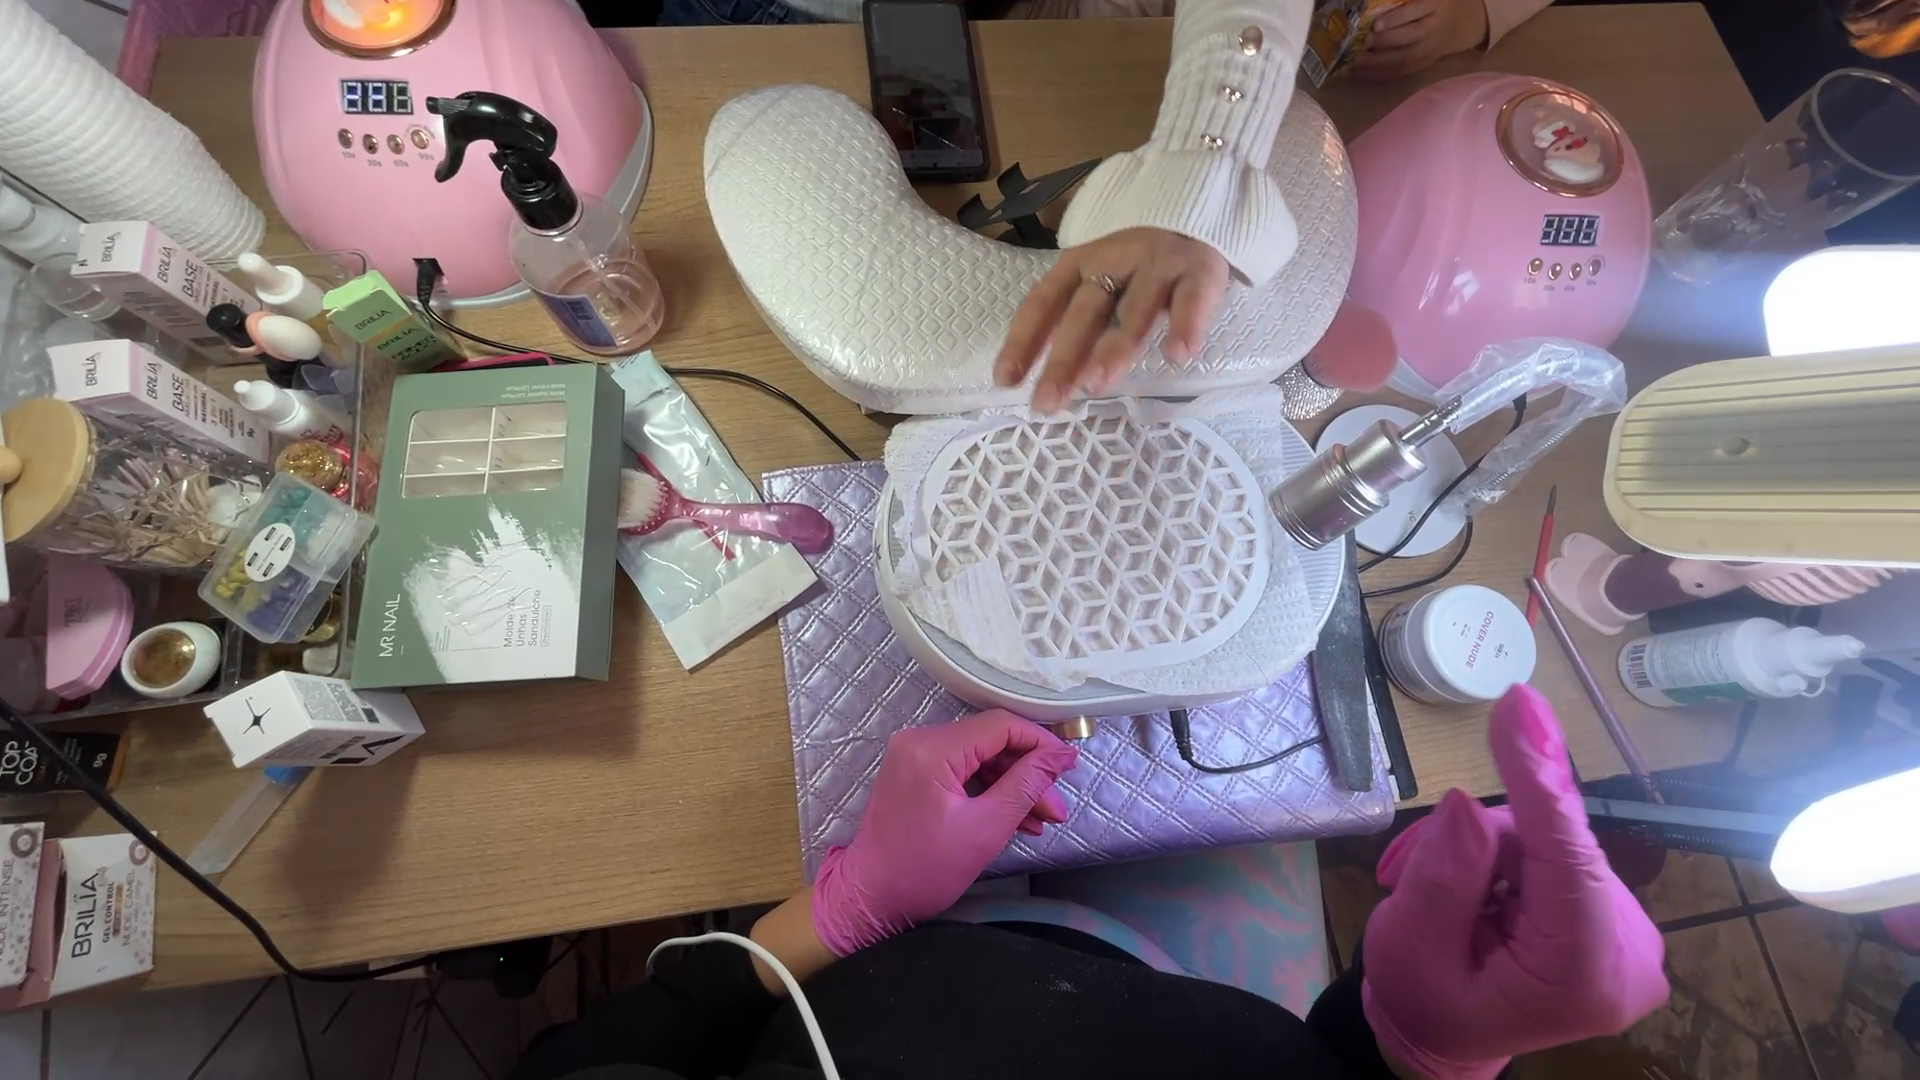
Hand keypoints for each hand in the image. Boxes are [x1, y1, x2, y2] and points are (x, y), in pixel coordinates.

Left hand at [811, 710, 1078, 954]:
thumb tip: (1060, 754)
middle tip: (1057, 807)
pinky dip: (990, 789)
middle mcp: (920, 738)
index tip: (1069, 764)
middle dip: (1028, 772)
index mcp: (932, 748)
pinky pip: (963, 767)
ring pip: (980, 755)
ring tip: (1044, 817)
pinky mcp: (916, 768)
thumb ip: (1025, 785)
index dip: (1040, 741)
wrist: (870, 897)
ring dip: (1013, 784)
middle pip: (991, 740)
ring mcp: (915, 752)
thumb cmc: (924, 870)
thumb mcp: (985, 830)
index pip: (1000, 725)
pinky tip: (1017, 816)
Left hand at [994, 227, 1228, 412]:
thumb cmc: (1143, 258)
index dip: (1023, 340)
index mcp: (1081, 263)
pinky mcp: (1201, 266)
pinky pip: (1192, 297)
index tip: (1005, 380)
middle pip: (1084, 313)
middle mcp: (1114, 260)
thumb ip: (1082, 320)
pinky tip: (1178, 355)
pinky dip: (1187, 324)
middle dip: (1063, 360)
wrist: (1204, 199)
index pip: (1044, 302)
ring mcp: (1158, 262)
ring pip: (1135, 308)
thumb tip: (1057, 378)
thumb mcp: (1103, 279)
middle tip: (1048, 402)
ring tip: (1097, 383)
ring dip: (1115, 347)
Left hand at [1354, 0, 1488, 79]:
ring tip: (1357, 62)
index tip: (1376, 24)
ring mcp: (1431, 48)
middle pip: (1412, 36)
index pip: (1418, 10)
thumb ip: (1406, 0)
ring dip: (1379, 62)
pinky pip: (1402, 71)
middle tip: (1364, 43)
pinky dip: (1381, 74)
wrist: (1463, 21)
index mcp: (1439, 3)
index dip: (1397, 18)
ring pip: (1405, 58)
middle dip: (1386, 41)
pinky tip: (1363, 73)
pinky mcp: (1424, 64)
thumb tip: (1378, 1)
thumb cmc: (1438, 3)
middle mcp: (1437, 26)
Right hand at [1359, 684, 1668, 1079]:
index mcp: (1581, 974)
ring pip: (1542, 840)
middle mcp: (1627, 952)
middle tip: (1409, 876)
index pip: (1565, 859)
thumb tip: (1469, 799)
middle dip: (1474, 843)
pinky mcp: (1607, 913)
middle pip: (1547, 843)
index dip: (1540, 780)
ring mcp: (1625, 933)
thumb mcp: (1409, 940)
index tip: (1518, 707)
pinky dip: (1494, 855)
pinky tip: (1467, 890)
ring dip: (1477, 849)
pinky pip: (1545, 849)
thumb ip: (1443, 874)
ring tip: (1428, 890)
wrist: (1439, 1034)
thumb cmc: (1420, 997)